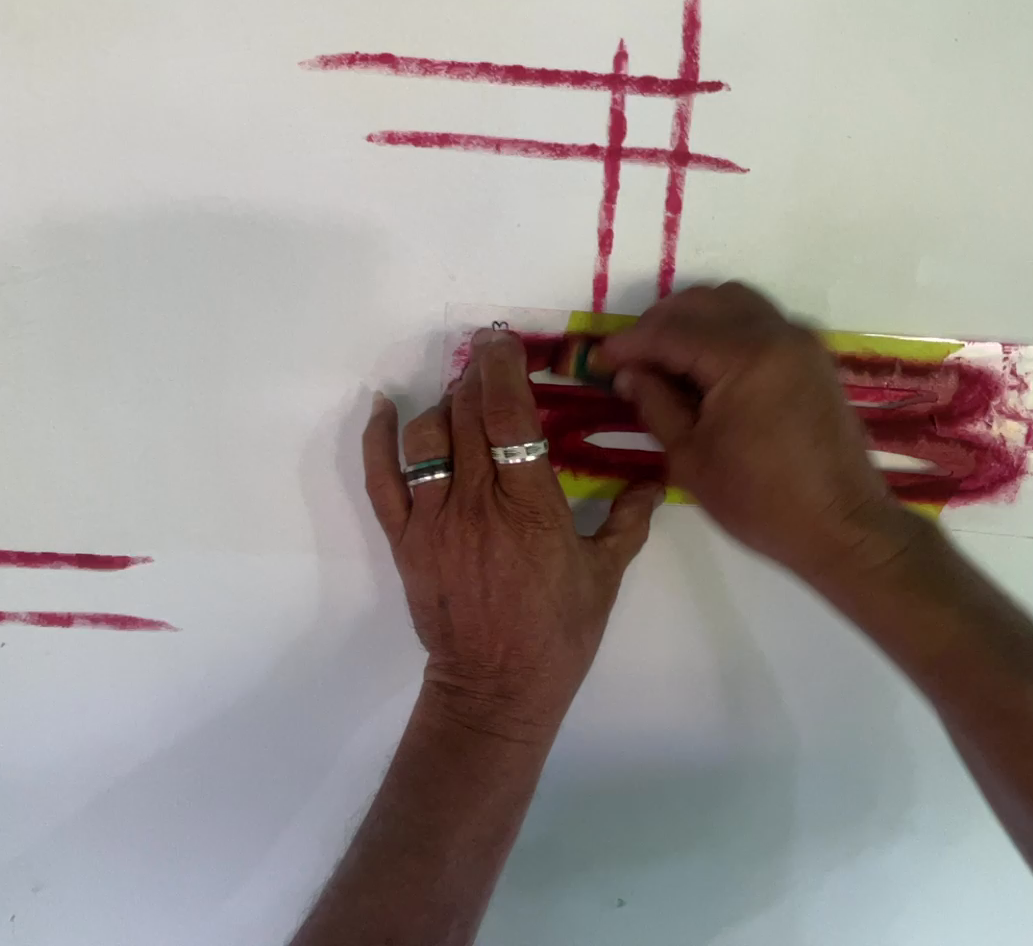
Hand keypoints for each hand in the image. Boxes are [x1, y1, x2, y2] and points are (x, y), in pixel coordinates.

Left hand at [363, 329, 664, 744]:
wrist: (496, 690)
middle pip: (467, 416)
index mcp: (531, 507)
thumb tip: (654, 479)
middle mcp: (477, 503)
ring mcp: (433, 521)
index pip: (509, 416)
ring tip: (461, 397)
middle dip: (477, 378)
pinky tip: (383, 408)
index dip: (503, 369)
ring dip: (443, 406)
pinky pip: (381, 479)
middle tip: (490, 362)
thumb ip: (629, 521)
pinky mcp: (404, 540)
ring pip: (427, 437)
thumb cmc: (558, 635)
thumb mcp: (606, 576)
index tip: (504, 341)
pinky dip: (377, 439)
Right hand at [596, 282, 925, 585]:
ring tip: (665, 359)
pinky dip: (724, 328)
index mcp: (745, 358)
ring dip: (692, 320)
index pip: (671, 332)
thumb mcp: (690, 457)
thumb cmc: (759, 501)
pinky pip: (758, 320)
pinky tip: (705, 366)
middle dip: (658, 324)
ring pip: (733, 302)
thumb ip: (655, 403)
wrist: (842, 527)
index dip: (629, 344)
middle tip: (631, 359)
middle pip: (702, 302)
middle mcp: (777, 334)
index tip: (598, 359)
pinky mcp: (812, 356)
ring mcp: (800, 341)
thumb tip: (628, 373)